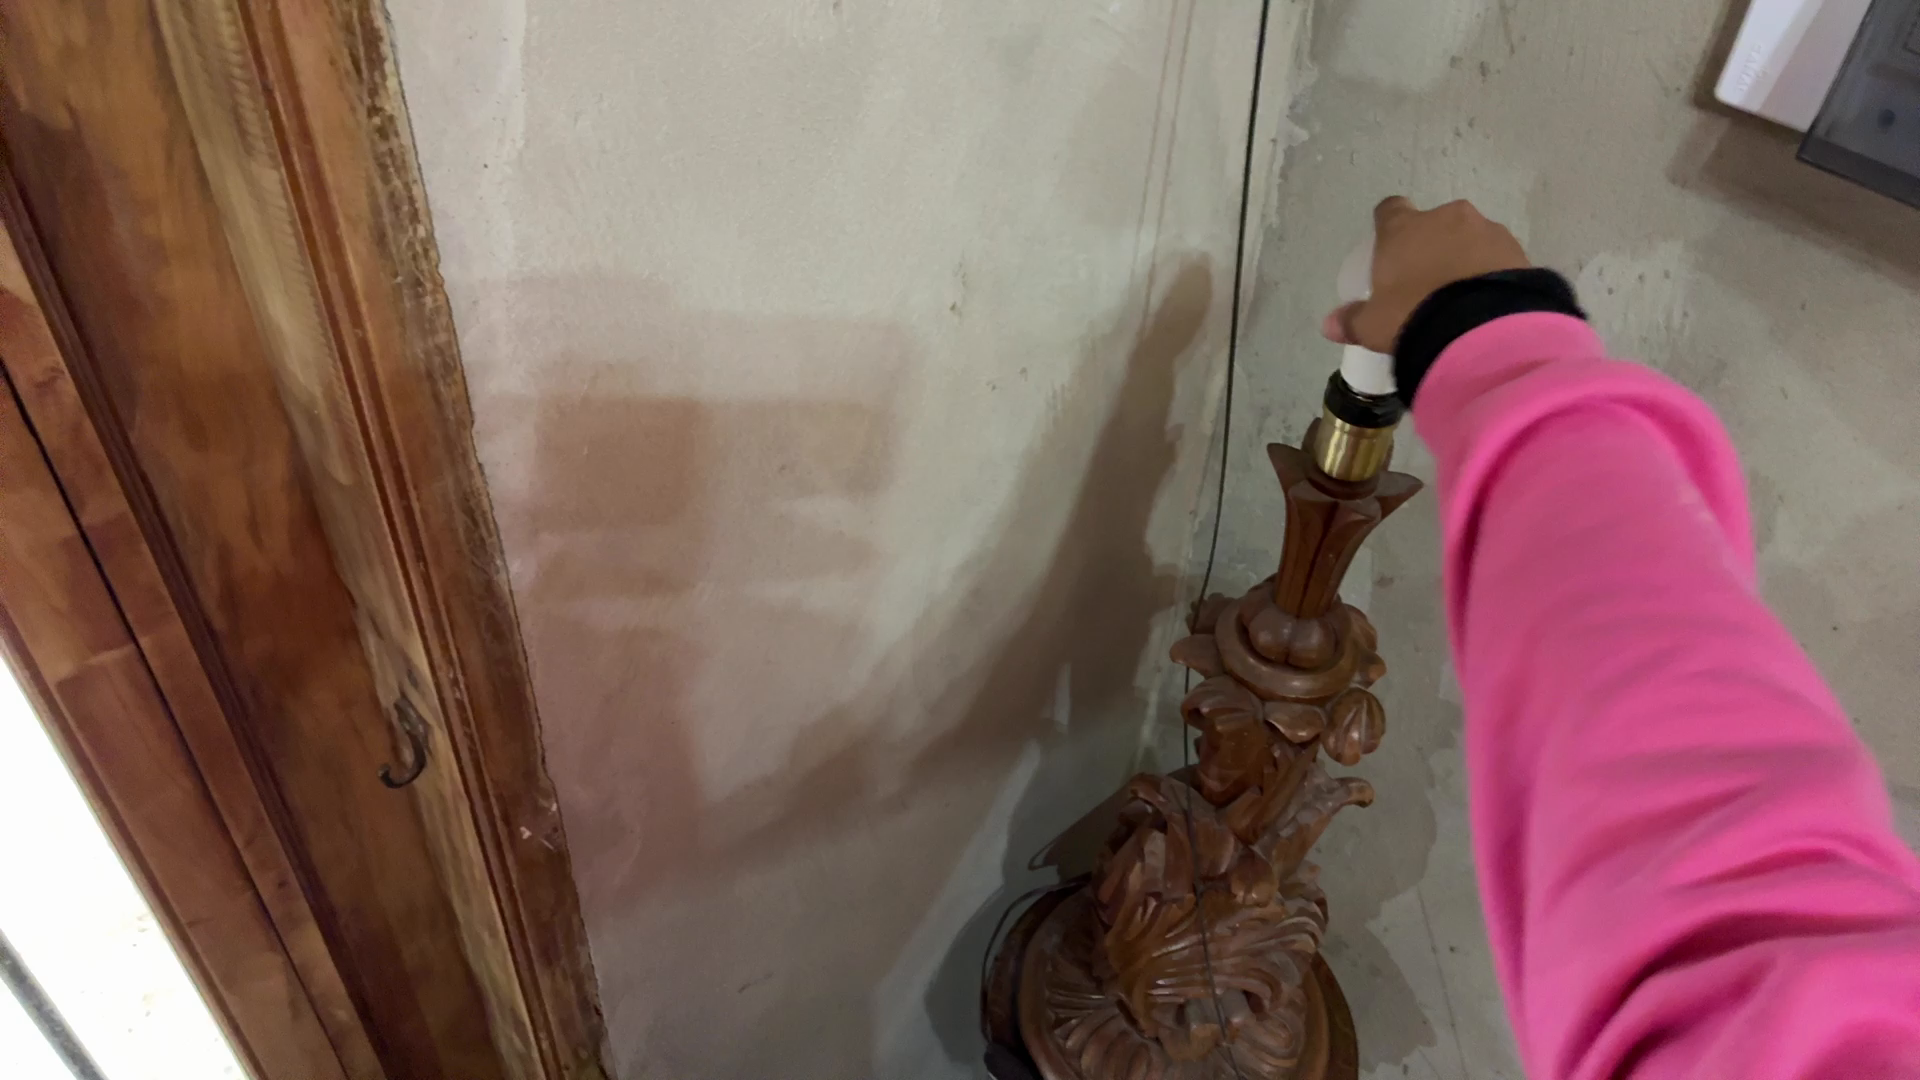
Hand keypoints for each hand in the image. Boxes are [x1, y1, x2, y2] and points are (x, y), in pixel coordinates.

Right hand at [1322, 197, 1530, 353]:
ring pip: (1467, 237)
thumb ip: (1351, 320)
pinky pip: (1494, 256)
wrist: (1479, 326)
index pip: (1390, 210)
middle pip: (1433, 224)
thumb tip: (1329, 325)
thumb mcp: (1371, 325)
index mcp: (1403, 229)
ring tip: (1455, 295)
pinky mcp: (1517, 249)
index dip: (1386, 224)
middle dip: (1428, 244)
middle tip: (1421, 280)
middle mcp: (1446, 218)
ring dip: (1460, 256)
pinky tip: (1479, 299)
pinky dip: (1486, 271)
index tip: (1385, 243)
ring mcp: (1487, 229)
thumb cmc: (1411, 314)